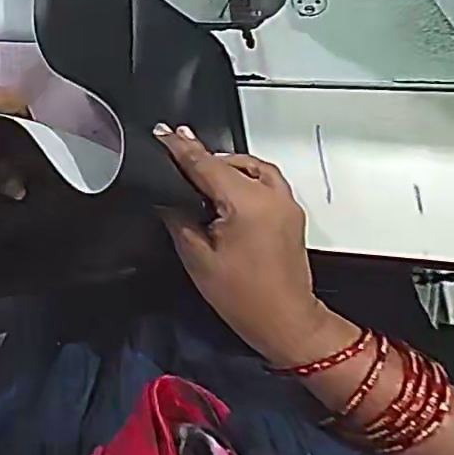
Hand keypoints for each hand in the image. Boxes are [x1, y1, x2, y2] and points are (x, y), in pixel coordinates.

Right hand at [156, 125, 341, 364]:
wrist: (286, 321)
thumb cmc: (243, 296)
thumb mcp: (196, 256)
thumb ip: (177, 217)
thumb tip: (165, 197)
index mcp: (246, 203)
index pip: (205, 164)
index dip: (180, 147)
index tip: (163, 133)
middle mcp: (271, 196)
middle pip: (229, 161)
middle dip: (200, 156)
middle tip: (174, 155)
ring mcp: (285, 203)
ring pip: (250, 166)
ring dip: (224, 163)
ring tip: (198, 169)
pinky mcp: (290, 212)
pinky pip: (265, 178)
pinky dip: (244, 173)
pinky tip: (228, 184)